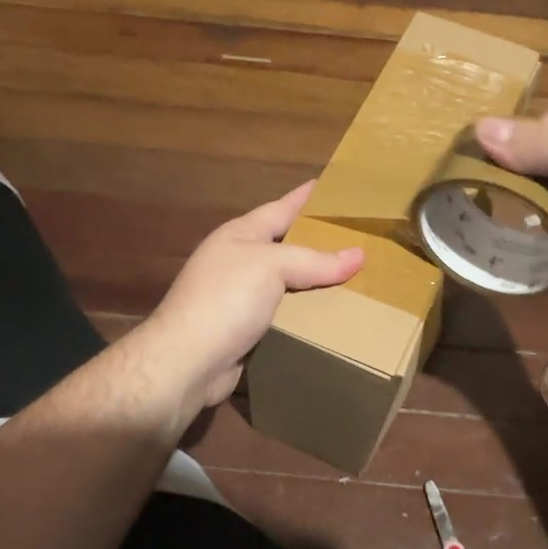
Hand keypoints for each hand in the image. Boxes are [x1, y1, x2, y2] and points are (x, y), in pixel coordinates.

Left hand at [133, 181, 362, 415]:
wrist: (188, 361)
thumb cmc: (226, 300)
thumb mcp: (271, 266)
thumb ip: (315, 260)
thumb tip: (359, 255)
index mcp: (239, 235)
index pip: (280, 209)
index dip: (305, 198)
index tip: (334, 187)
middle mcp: (238, 263)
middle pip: (286, 248)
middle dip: (318, 244)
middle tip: (359, 238)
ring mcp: (239, 299)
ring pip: (287, 286)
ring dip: (316, 285)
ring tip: (356, 281)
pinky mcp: (245, 333)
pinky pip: (284, 317)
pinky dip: (306, 317)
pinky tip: (331, 319)